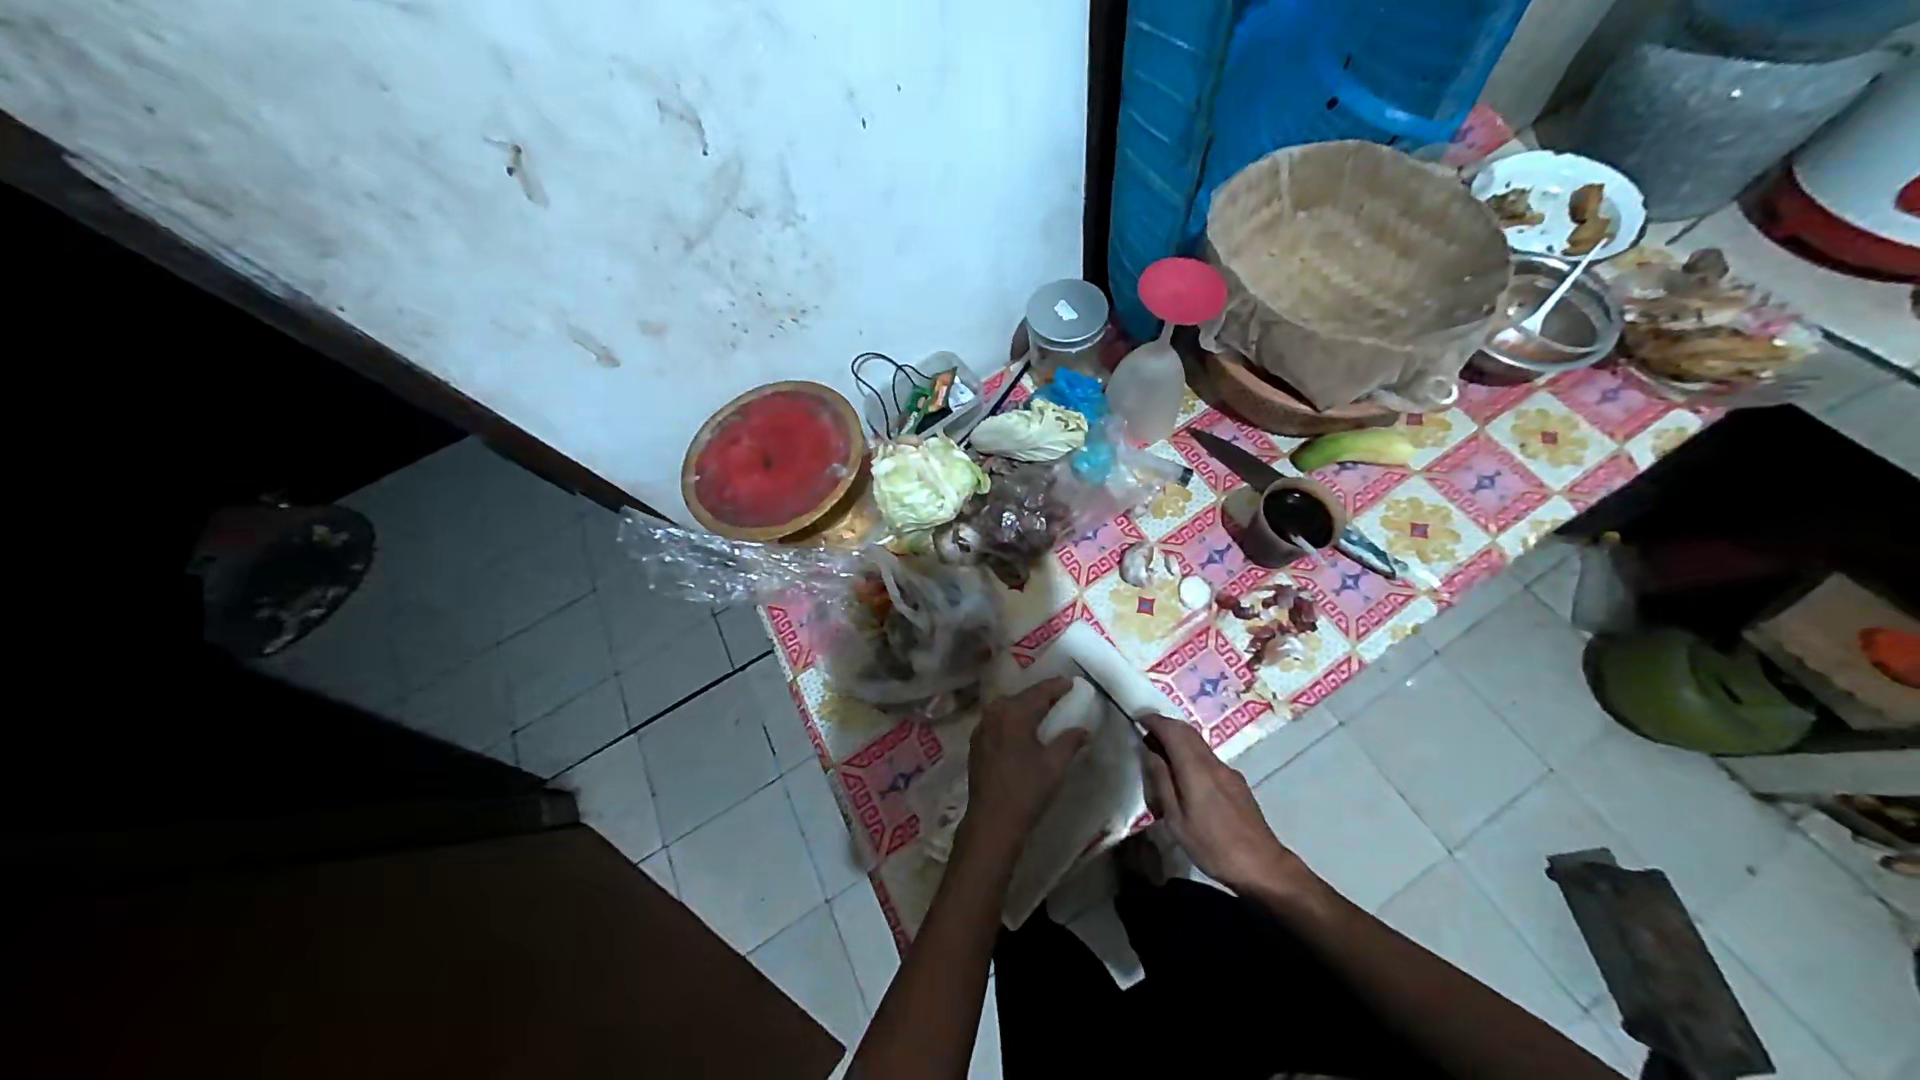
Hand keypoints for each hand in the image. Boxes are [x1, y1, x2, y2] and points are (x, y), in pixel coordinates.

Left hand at [960, 677, 1089, 858]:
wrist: (992, 820)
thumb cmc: (1026, 790)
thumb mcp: (1054, 765)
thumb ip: (1070, 741)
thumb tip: (1084, 730)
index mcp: (1013, 713)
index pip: (1039, 692)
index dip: (1057, 686)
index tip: (1072, 682)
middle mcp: (994, 713)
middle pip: (1021, 697)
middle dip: (1040, 695)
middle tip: (1059, 695)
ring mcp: (981, 727)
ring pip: (1006, 708)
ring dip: (1024, 706)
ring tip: (1043, 711)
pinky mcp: (976, 742)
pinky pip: (997, 721)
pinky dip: (1011, 719)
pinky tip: (1022, 729)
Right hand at [1138, 713, 1309, 896]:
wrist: (1262, 866)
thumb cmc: (1212, 846)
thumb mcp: (1176, 819)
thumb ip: (1162, 782)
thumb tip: (1150, 752)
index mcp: (1196, 769)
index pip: (1173, 731)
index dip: (1155, 721)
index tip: (1138, 719)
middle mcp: (1214, 763)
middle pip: (1188, 732)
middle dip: (1166, 726)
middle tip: (1146, 734)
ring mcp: (1229, 772)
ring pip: (1199, 744)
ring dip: (1179, 740)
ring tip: (1161, 756)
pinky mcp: (1237, 784)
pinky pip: (1208, 758)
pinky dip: (1191, 754)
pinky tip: (1185, 776)